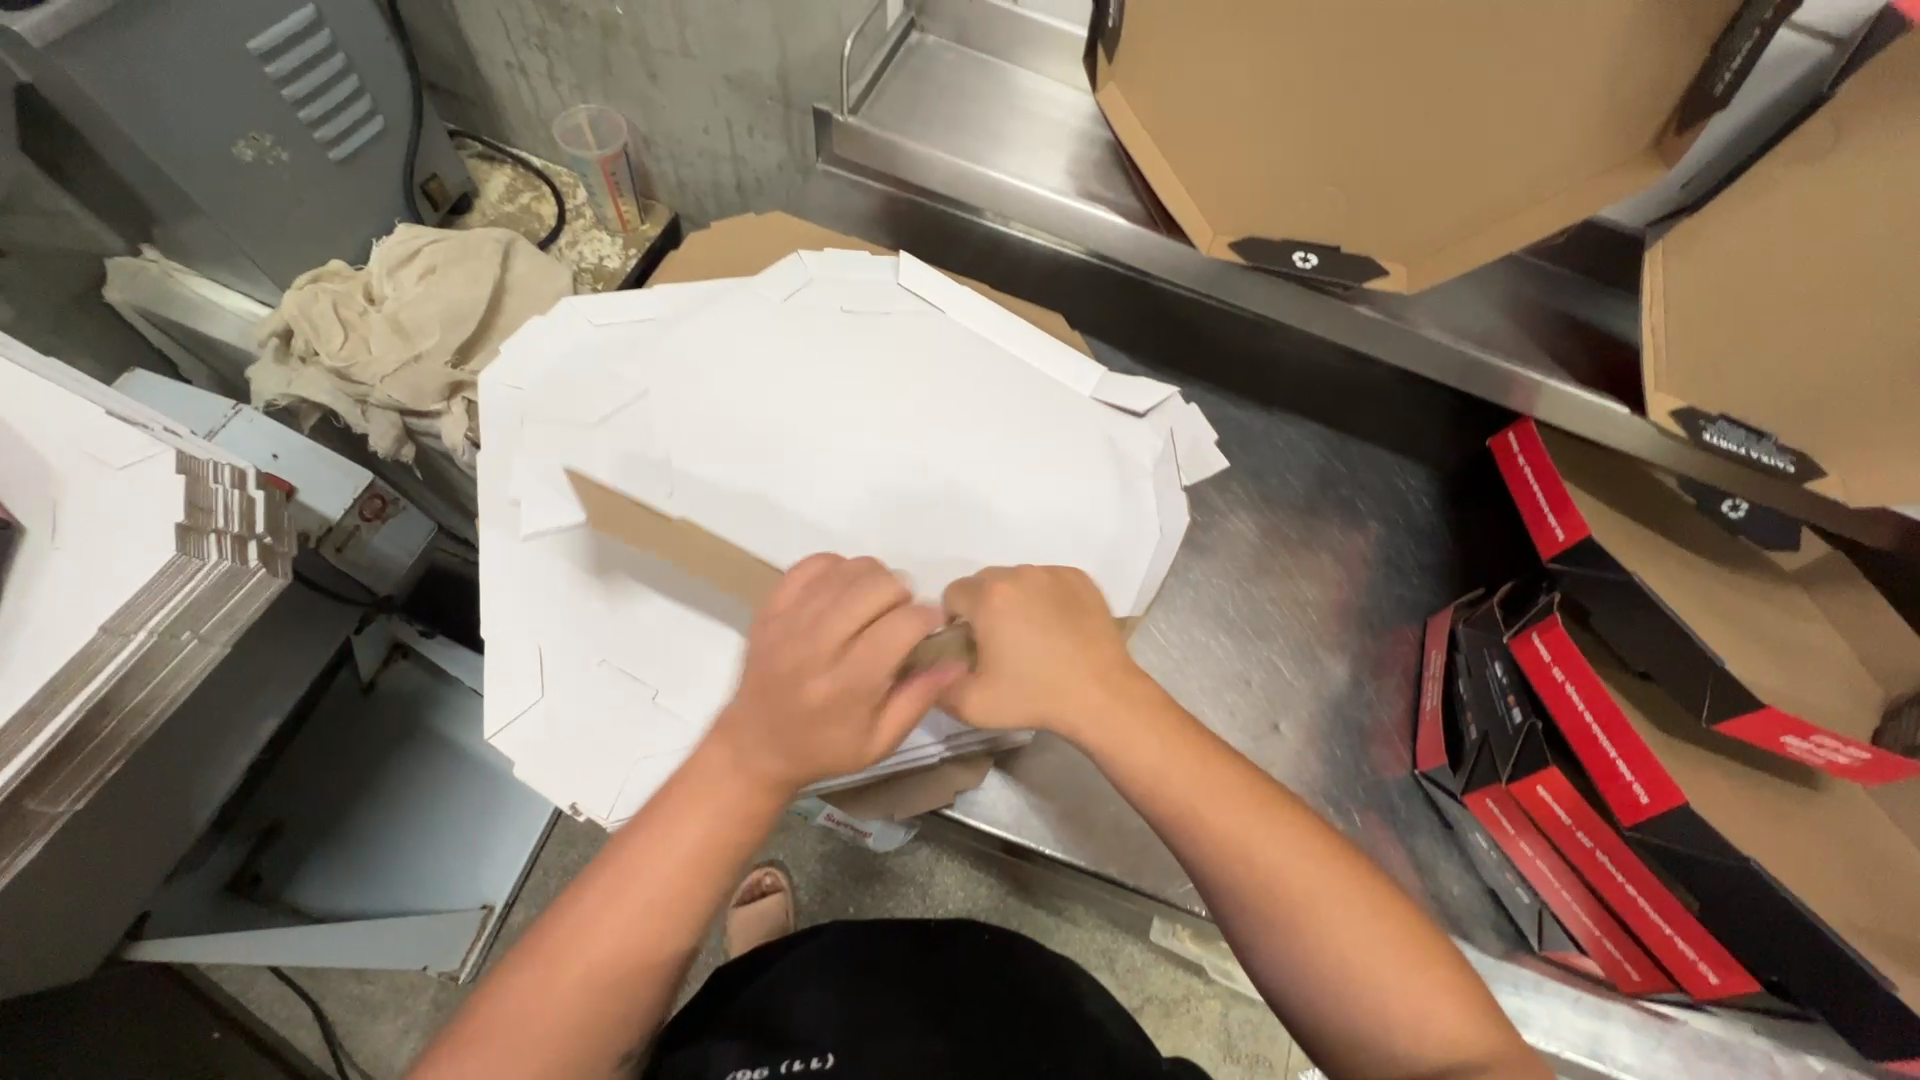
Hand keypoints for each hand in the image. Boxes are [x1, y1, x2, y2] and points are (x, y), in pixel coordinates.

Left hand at [706, 554, 963, 794]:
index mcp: (848, 683)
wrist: (756, 747)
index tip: (932, 625)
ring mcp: (789, 622)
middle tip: (902, 615)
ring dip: (874, 578)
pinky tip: (845, 591)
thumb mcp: (881, 741)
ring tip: (876, 603)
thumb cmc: (825, 749)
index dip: (927, 616)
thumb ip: (920, 697)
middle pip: (876, 586)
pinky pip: (811, 564)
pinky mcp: (770, 609)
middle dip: (903, 594)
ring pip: (848, 569)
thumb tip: (958, 659)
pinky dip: (838, 568)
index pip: (902, 624)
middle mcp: (817, 646)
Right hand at [940, 565, 1151, 740]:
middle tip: (1000, 644)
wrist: (1101, 696)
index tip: (971, 646)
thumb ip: (938, 684)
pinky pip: (1049, 581)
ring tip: (1032, 637)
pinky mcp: (1081, 579)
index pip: (952, 594)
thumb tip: (932, 670)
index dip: (955, 620)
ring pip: (1018, 580)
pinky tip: (1057, 629)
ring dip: (1015, 601)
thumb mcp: (972, 705)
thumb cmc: (1034, 697)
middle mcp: (1019, 574)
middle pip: (984, 583)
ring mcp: (1053, 573)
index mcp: (988, 596)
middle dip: (984, 608)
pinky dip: (1046, 599)